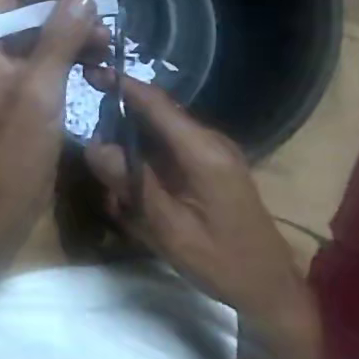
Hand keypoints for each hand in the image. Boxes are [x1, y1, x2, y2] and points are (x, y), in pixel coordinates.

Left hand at [0, 0, 107, 252]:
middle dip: (68, 14)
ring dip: (73, 37)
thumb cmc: (13, 149)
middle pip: (26, 11)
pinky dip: (68, 58)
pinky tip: (97, 65)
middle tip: (108, 28)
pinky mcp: (15, 91)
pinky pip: (42, 61)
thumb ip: (60, 38)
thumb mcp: (40, 89)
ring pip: (38, 37)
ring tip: (109, 49)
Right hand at [80, 75, 314, 333]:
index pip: (156, 103)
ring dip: (132, 153)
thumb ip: (132, 183)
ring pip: (159, 136)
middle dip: (119, 127)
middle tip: (92, 155)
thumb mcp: (169, 229)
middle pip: (155, 116)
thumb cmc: (220, 261)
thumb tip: (95, 145)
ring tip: (115, 194)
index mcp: (203, 152)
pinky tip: (135, 199)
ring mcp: (213, 154)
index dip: (122, 84)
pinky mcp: (212, 167)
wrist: (269, 287)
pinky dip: (146, 167)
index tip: (89, 71)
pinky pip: (170, 153)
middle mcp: (210, 143)